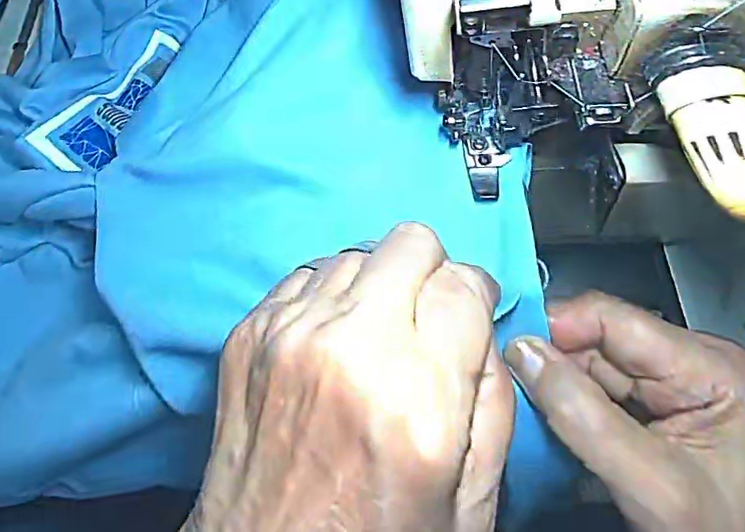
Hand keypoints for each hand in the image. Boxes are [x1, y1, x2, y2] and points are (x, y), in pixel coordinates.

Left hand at [185, 222, 514, 531]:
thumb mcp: (468, 503)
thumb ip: (493, 401)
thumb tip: (482, 325)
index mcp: (417, 397)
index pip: (463, 285)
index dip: (476, 294)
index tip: (470, 312)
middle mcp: (350, 346)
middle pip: (409, 242)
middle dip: (429, 270)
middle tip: (425, 314)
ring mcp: (291, 330)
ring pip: (358, 253)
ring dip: (376, 284)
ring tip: (372, 332)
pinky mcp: (251, 328)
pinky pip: (308, 272)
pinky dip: (329, 295)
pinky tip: (331, 338)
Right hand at [503, 291, 744, 531]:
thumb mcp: (656, 487)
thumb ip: (586, 417)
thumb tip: (523, 351)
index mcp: (712, 366)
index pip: (613, 317)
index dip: (556, 325)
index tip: (509, 344)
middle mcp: (692, 361)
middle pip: (597, 339)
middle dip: (553, 360)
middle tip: (511, 380)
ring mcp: (673, 384)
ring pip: (590, 363)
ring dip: (556, 384)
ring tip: (526, 404)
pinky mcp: (655, 408)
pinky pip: (596, 390)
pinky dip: (568, 404)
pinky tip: (550, 419)